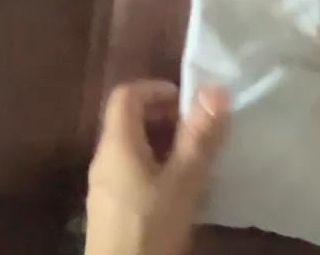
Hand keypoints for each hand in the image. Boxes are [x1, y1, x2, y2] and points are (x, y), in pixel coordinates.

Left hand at [85, 80, 230, 254]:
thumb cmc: (150, 230)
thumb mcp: (182, 184)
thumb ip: (199, 137)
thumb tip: (216, 89)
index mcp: (116, 144)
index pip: (127, 94)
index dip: (156, 88)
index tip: (186, 101)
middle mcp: (103, 160)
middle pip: (129, 120)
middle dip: (164, 117)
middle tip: (196, 131)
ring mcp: (103, 189)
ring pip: (131, 149)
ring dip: (161, 145)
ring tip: (193, 160)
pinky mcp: (109, 213)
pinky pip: (130, 174)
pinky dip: (153, 169)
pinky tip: (177, 193)